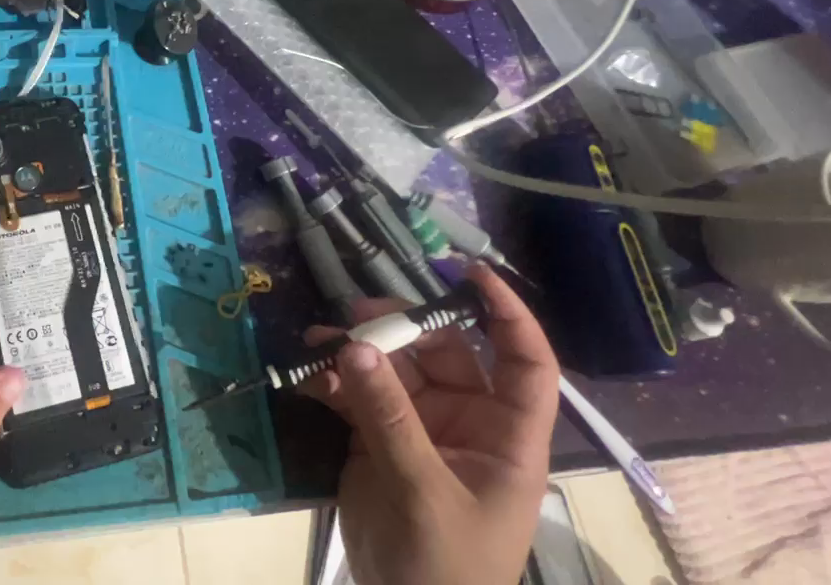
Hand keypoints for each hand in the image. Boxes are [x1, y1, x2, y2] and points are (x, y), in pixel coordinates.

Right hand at [301, 263, 559, 584]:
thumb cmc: (443, 565)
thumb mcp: (422, 492)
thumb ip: (389, 419)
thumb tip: (356, 347)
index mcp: (506, 436)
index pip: (524, 363)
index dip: (508, 315)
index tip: (472, 273)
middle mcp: (467, 421)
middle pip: (442, 352)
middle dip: (401, 329)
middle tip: (355, 316)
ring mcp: (420, 428)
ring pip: (392, 368)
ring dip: (356, 351)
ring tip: (317, 341)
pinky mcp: (378, 438)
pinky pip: (356, 394)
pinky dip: (332, 380)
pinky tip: (306, 372)